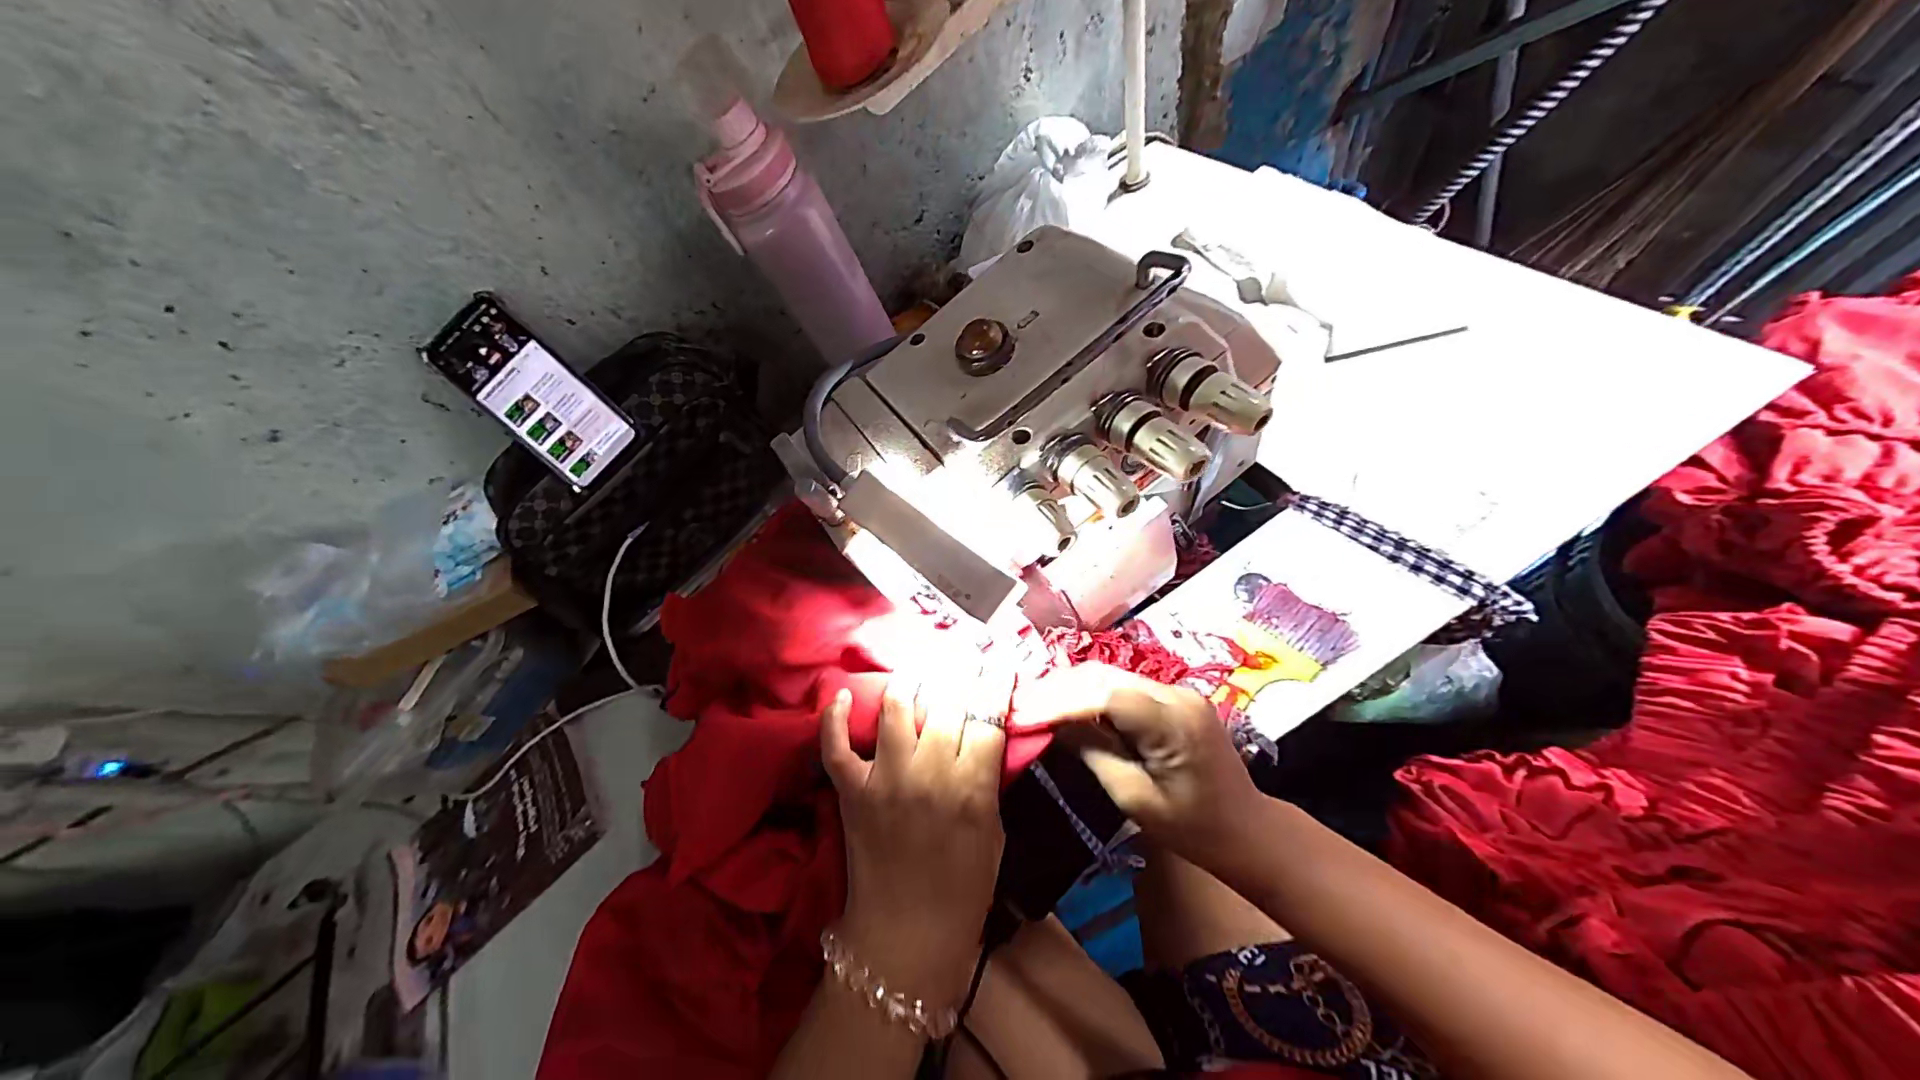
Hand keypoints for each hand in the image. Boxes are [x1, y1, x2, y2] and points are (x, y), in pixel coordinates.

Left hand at [820, 672, 1010, 1007]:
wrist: (905, 936)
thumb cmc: (963, 891)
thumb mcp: (994, 833)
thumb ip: (987, 781)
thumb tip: (983, 733)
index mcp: (972, 788)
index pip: (988, 715)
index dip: (995, 682)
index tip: (996, 660)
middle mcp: (930, 774)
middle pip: (947, 702)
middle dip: (958, 675)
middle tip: (960, 662)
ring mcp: (885, 780)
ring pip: (895, 709)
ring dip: (908, 683)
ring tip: (915, 675)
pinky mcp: (851, 793)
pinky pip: (835, 746)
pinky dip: (833, 717)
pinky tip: (839, 694)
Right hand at [1017, 663, 1264, 864]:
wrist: (1247, 830)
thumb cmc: (1193, 828)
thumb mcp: (1136, 799)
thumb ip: (1094, 753)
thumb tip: (1053, 723)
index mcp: (1173, 721)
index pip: (1104, 695)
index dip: (1058, 700)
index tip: (1021, 714)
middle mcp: (1176, 693)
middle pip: (1104, 676)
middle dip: (1057, 689)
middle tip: (1018, 706)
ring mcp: (1176, 692)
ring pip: (1110, 677)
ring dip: (1070, 689)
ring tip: (1032, 705)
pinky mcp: (1172, 698)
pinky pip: (1123, 688)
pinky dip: (1090, 696)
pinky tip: (1065, 707)